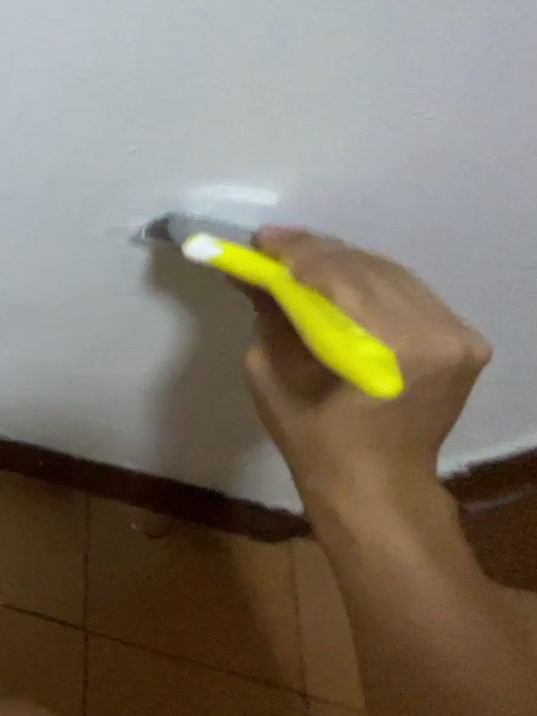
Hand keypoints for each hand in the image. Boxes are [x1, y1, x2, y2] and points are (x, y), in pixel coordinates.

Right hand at [242, 228, 490, 506]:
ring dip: (341, 261)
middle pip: (369, 270)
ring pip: (392, 275)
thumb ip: (272, 315)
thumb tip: (250, 274)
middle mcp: (438, 334)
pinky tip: (336, 278)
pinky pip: (410, 293)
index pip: (340, 278)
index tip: (259, 239)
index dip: (296, 253)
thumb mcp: (271, 370)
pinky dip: (368, 280)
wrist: (374, 476)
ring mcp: (460, 336)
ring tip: (297, 255)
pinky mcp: (465, 340)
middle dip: (316, 252)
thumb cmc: (309, 431)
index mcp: (390, 348)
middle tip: (270, 242)